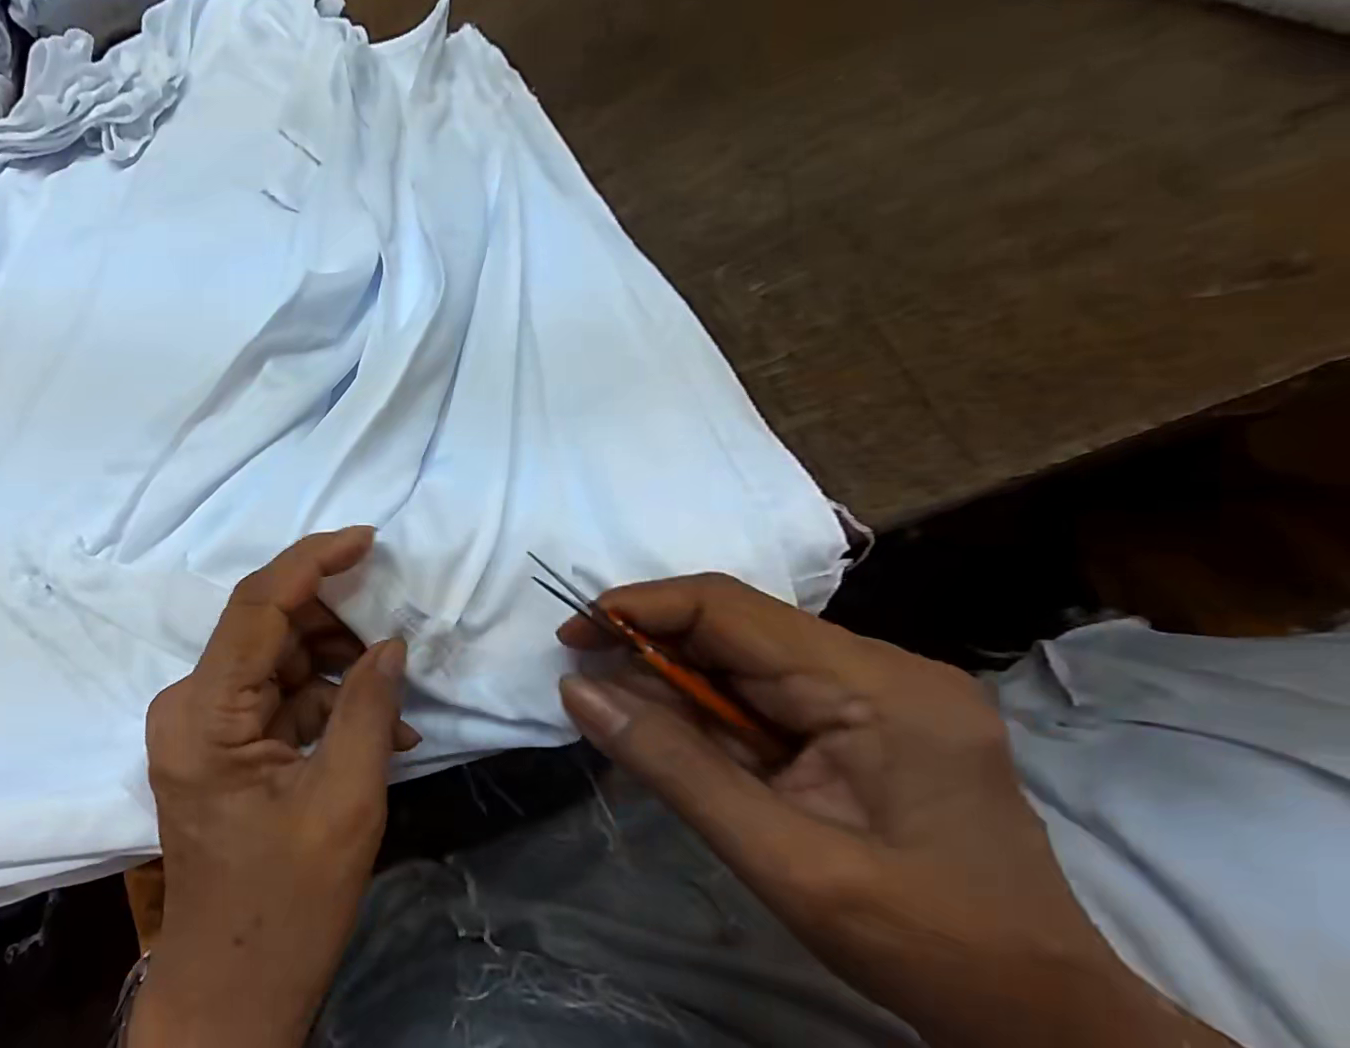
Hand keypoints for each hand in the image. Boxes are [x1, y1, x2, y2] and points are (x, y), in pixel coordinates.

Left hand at [131, 527, 417, 1047]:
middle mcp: (191, 704)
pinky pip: (281, 697)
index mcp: (205, 713)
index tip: (367, 540)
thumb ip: (367, 708)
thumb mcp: (344, 801)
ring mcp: (204, 725)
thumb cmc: (286, 905)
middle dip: (338, 624)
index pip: (257, 605)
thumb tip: (391, 644)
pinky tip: (380, 729)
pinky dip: (329, 702)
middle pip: (270, 628)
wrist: (234, 991)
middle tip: (398, 639)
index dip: (313, 560)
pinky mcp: (223, 744)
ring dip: (340, 668)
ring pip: (280, 660)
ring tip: (396, 700)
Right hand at [557, 574, 1235, 1047]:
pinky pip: (770, 695)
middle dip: (654, 652)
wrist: (1042, 1017)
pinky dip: (713, 716)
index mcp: (878, 687)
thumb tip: (579, 691)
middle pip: (738, 631)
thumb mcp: (781, 861)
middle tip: (587, 685)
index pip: (733, 609)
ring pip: (748, 663)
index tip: (573, 634)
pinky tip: (681, 743)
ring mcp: (883, 691)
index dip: (642, 608)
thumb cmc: (921, 944)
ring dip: (679, 688)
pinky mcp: (874, 718)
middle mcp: (884, 668)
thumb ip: (675, 767)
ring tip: (624, 721)